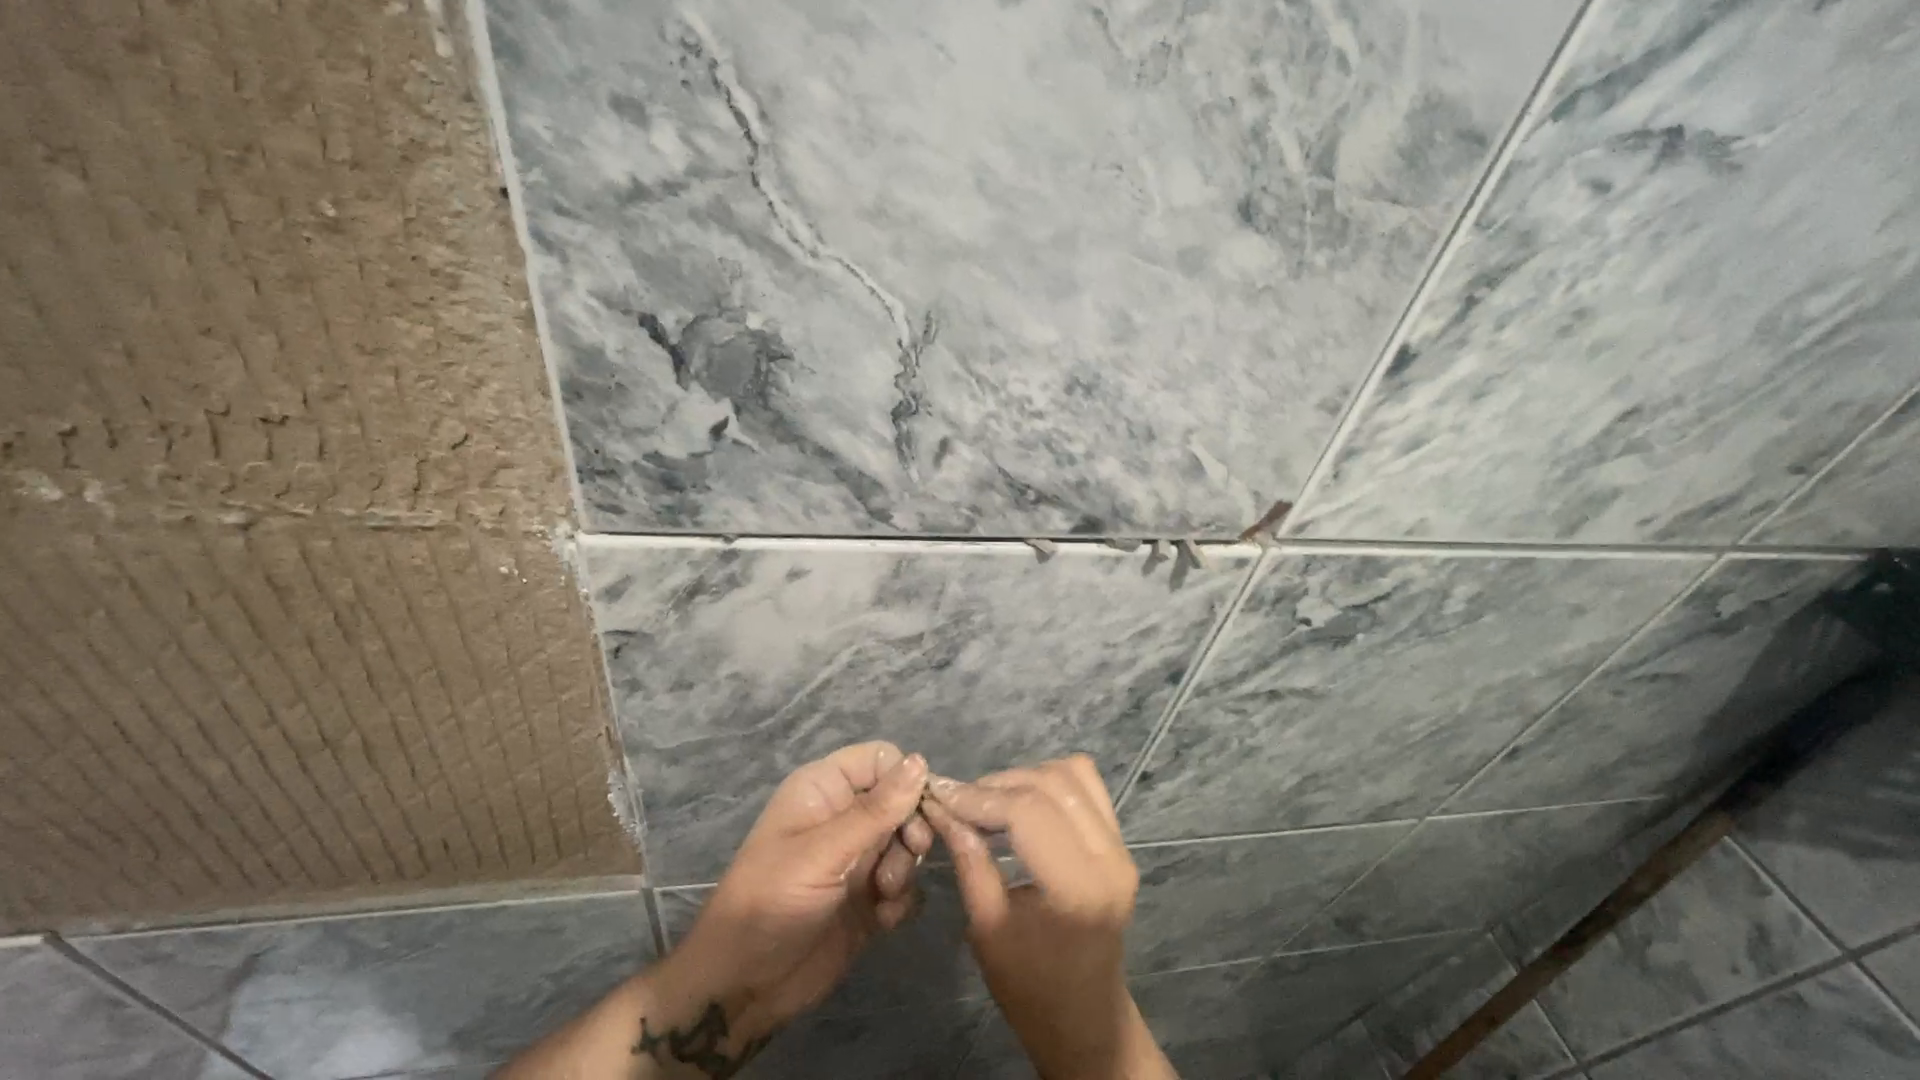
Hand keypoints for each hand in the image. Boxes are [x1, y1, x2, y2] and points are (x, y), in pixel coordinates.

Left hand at [650, 742, 933, 1055]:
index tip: (918, 811)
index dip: (906, 780)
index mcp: (824, 790)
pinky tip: (883, 919)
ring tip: (883, 893)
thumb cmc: (770, 902)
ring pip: (908, 844)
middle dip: (911, 829)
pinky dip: (902, 900)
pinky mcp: (869, 899)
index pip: (880, 759)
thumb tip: (920, 761)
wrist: (745, 986)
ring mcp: (857, 859)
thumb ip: (875, 810)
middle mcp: (844, 817)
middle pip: (903, 802)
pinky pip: (906, 886)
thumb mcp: (821, 853)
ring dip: (905, 868)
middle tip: (908, 853)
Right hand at [923, 756, 1174, 1079]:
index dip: (979, 797)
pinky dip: (1048, 782)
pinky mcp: (1120, 844)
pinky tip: (1018, 803)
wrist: (1085, 1018)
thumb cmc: (1030, 988)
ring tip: (986, 800)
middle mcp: (1110, 859)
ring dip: (1024, 777)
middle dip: (997, 784)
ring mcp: (1122, 848)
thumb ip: (969, 861)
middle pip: (1051, 785)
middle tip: (957, 799)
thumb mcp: (987, 928)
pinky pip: (1087, 787)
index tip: (940, 796)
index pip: (1028, 812)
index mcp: (1078, 889)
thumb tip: (942, 807)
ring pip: (1073, 775)